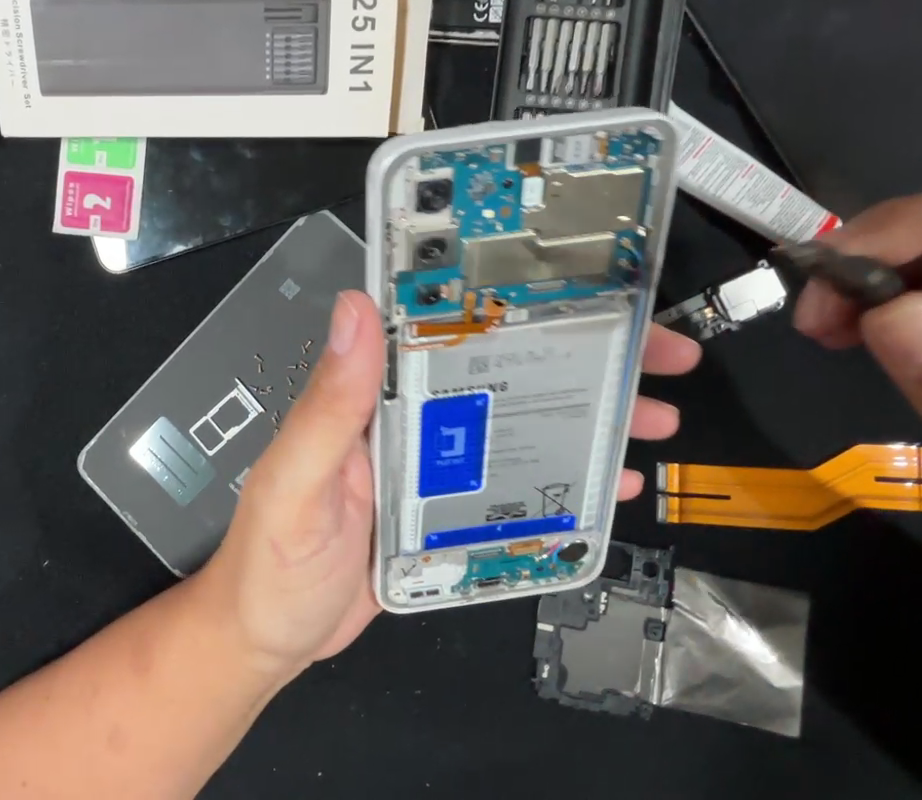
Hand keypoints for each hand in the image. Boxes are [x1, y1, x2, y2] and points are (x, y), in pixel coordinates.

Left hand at [192, 290, 702, 681]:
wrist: (271, 637)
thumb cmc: (270, 563)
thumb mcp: (295, 482)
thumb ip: (327, 405)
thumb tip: (353, 310)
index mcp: (368, 400)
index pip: (440, 330)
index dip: (507, 302)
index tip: (574, 285)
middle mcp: (405, 422)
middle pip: (499, 372)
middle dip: (577, 355)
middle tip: (651, 350)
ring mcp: (430, 469)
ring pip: (519, 425)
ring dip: (585, 413)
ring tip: (649, 410)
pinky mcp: (446, 514)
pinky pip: (515, 487)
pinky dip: (564, 480)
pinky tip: (605, 479)